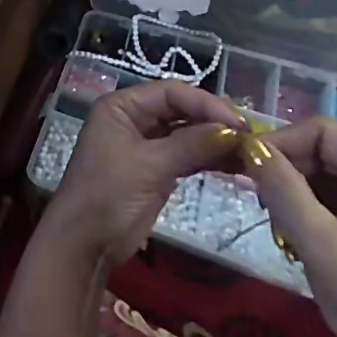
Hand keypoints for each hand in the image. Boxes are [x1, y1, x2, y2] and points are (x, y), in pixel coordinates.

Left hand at [43, 80, 248, 266]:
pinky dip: (209, 159)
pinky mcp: (155, 170)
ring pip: (187, 134)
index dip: (206, 103)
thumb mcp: (150, 165)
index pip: (171, 92)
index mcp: (121, 107)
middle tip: (251, 138)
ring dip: (217, 142)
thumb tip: (235, 130)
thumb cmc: (108, 194)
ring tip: (251, 153)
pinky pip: (187, 155)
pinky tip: (237, 165)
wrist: (85, 243)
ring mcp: (144, 145)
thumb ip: (192, 144)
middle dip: (214, 122)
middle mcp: (132, 119)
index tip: (239, 123)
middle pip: (181, 110)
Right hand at [244, 117, 336, 336]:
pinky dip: (308, 207)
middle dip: (287, 166)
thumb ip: (283, 190)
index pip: (329, 133)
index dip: (282, 141)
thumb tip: (247, 146)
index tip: (244, 165)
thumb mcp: (320, 246)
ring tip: (270, 215)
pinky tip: (290, 230)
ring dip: (294, 188)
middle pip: (330, 152)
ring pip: (330, 176)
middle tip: (251, 192)